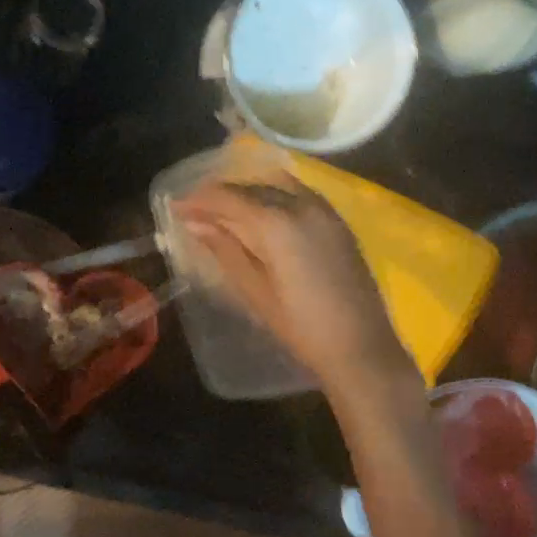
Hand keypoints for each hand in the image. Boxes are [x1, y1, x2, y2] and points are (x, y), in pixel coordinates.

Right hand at [173, 179, 417, 393]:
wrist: (360, 349)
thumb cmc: (299, 326)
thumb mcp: (253, 290)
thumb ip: (224, 250)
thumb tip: (194, 224)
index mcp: (278, 224)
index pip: (229, 198)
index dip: (198, 200)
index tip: (175, 207)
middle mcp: (303, 206)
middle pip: (252, 188)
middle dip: (220, 196)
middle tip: (194, 211)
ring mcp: (325, 212)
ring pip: (276, 187)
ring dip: (247, 194)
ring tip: (223, 212)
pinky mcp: (338, 223)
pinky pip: (298, 196)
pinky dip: (273, 198)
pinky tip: (260, 217)